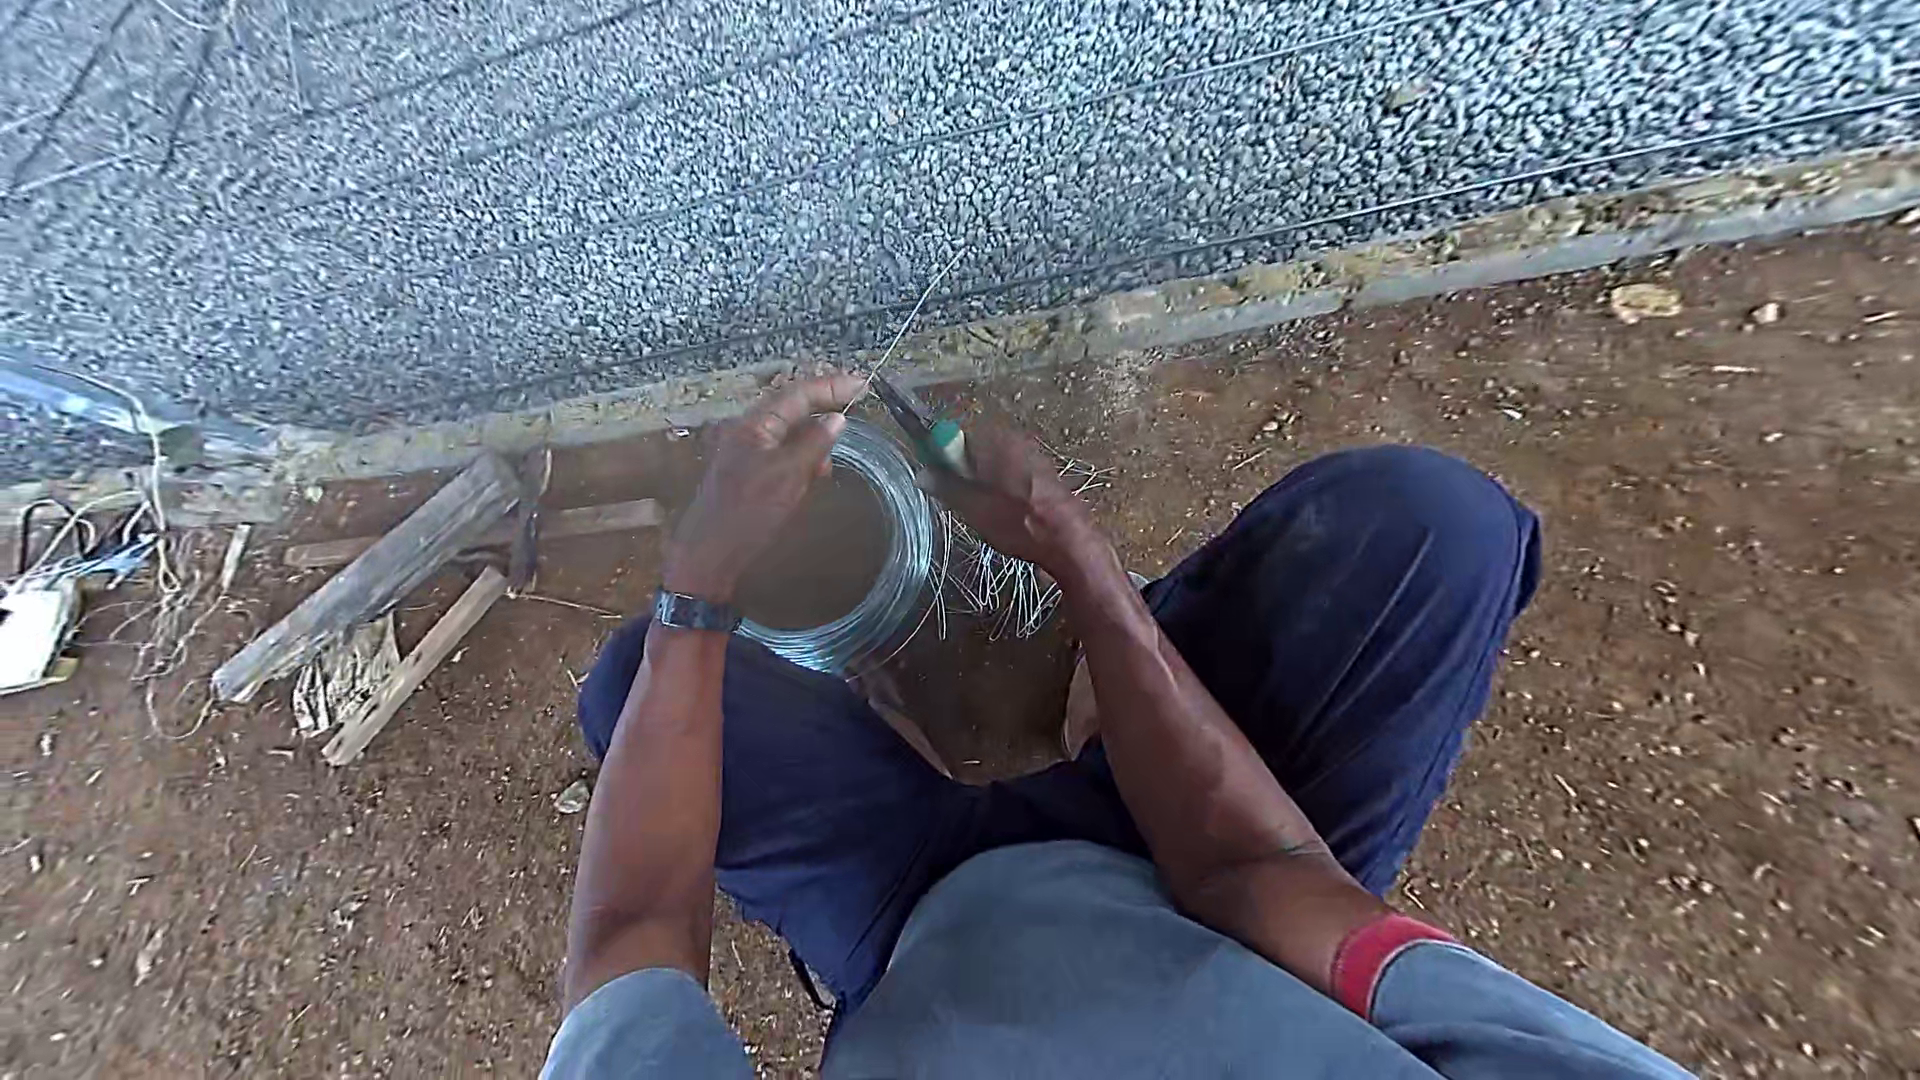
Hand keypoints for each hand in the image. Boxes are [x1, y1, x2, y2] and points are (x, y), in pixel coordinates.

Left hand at [663, 374, 865, 600]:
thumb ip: (814, 444)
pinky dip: (803, 457)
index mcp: (754, 424)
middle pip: (792, 407)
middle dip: (824, 407)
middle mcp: (748, 430)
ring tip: (829, 460)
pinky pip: (783, 452)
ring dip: (814, 438)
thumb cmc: (747, 513)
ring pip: (789, 431)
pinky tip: (814, 472)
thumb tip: (838, 419)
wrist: (711, 552)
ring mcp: (747, 450)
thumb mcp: (788, 476)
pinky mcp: (750, 470)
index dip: (832, 387)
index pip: (798, 394)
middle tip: (855, 405)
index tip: (862, 385)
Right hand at [916, 424, 1109, 576]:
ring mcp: (1031, 453)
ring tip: (982, 510)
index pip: (952, 435)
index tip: (935, 479)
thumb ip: (945, 487)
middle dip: (962, 470)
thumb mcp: (973, 508)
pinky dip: (1000, 486)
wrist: (1069, 540)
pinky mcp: (1043, 471)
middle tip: (959, 500)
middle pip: (973, 447)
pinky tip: (1004, 511)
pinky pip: (1010, 471)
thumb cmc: (1018, 522)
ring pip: (992, 461)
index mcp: (993, 440)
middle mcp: (1013, 438)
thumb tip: (921, 474)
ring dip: (981, 481)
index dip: (939, 456)